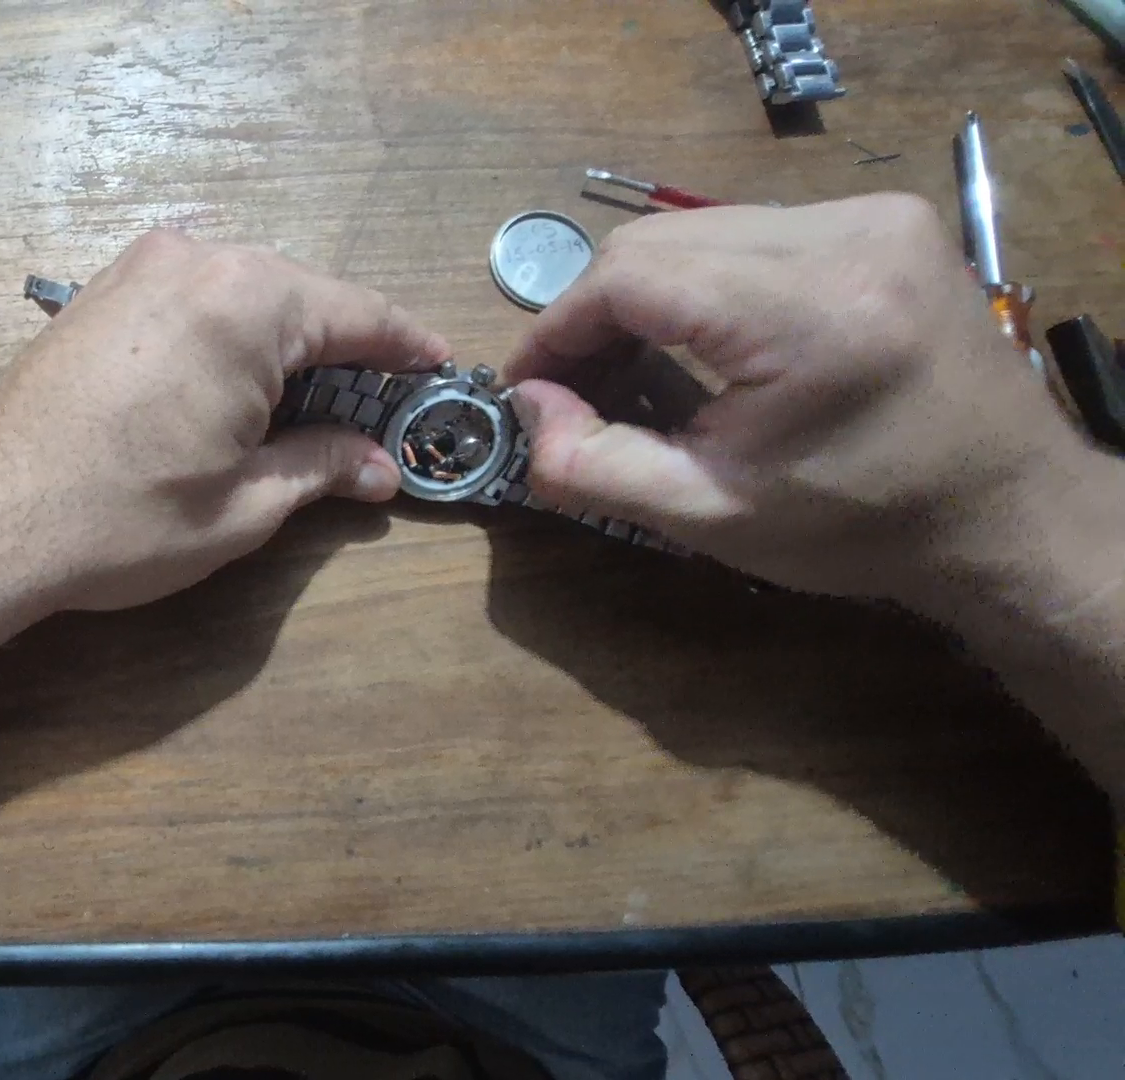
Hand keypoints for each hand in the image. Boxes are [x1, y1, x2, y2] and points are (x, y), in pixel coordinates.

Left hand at [0, 230, 450, 611]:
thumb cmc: (121, 521)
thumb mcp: (242, 506)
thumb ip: (322, 468)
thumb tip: (382, 467)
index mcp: (249, 301)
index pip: (358, 312)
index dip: (405, 347)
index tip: (438, 370)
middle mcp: (197, 258)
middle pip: (301, 298)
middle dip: (342, 352)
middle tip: (373, 408)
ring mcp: (138, 265)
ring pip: (245, 295)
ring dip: (283, 347)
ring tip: (305, 405)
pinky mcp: (100, 290)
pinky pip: (193, 300)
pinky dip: (228, 338)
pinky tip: (233, 385)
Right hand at [502, 194, 1101, 605]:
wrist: (1002, 510)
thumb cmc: (852, 524)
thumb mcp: (699, 514)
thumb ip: (588, 463)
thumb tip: (526, 403)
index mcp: (809, 311)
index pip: (631, 276)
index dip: (555, 328)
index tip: (525, 386)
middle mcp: (846, 236)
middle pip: (649, 243)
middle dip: (584, 315)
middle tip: (565, 386)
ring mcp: (868, 218)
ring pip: (682, 233)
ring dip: (626, 301)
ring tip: (613, 370)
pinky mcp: (873, 223)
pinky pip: (729, 235)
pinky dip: (676, 288)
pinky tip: (673, 343)